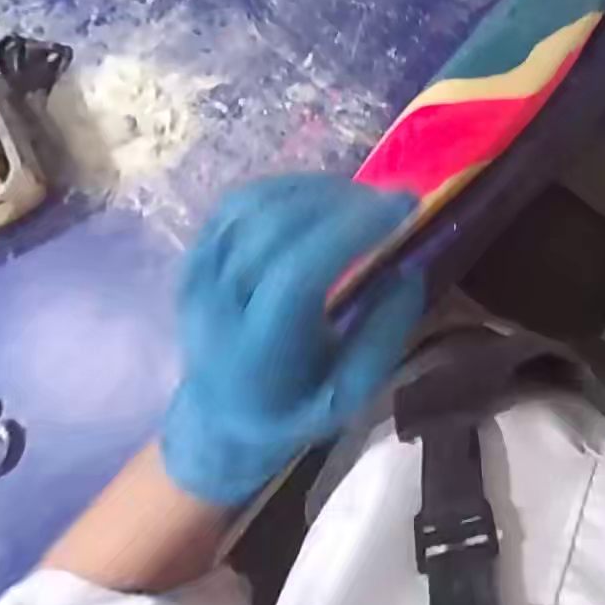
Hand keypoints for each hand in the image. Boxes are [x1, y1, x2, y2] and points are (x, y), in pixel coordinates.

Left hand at [161, 174, 422, 504]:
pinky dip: (287, 188)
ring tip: (360, 199)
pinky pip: (241, 201)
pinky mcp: (196, 252)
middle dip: (342, 202)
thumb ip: (382, 337)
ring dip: (317, 189)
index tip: (403, 207)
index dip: (352, 230)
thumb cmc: (290, 411)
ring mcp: (198, 273)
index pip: (298, 273)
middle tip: (390, 202)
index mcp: (253, 353)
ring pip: (256, 205)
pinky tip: (320, 196)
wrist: (218, 417)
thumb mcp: (347, 398)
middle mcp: (215, 305)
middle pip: (275, 227)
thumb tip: (408, 271)